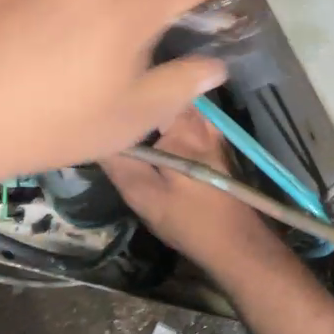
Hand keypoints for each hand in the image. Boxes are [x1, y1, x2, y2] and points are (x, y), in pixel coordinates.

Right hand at [99, 109, 276, 263]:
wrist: (236, 244)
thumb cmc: (190, 220)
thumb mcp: (146, 197)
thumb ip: (120, 164)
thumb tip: (97, 137)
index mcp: (183, 123)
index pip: (148, 90)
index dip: (124, 97)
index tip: (105, 106)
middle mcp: (200, 117)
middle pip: (160, 95)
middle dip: (137, 104)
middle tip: (112, 116)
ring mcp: (211, 127)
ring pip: (172, 107)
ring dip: (151, 115)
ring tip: (126, 125)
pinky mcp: (214, 141)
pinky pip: (183, 120)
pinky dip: (166, 125)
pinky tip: (153, 142)